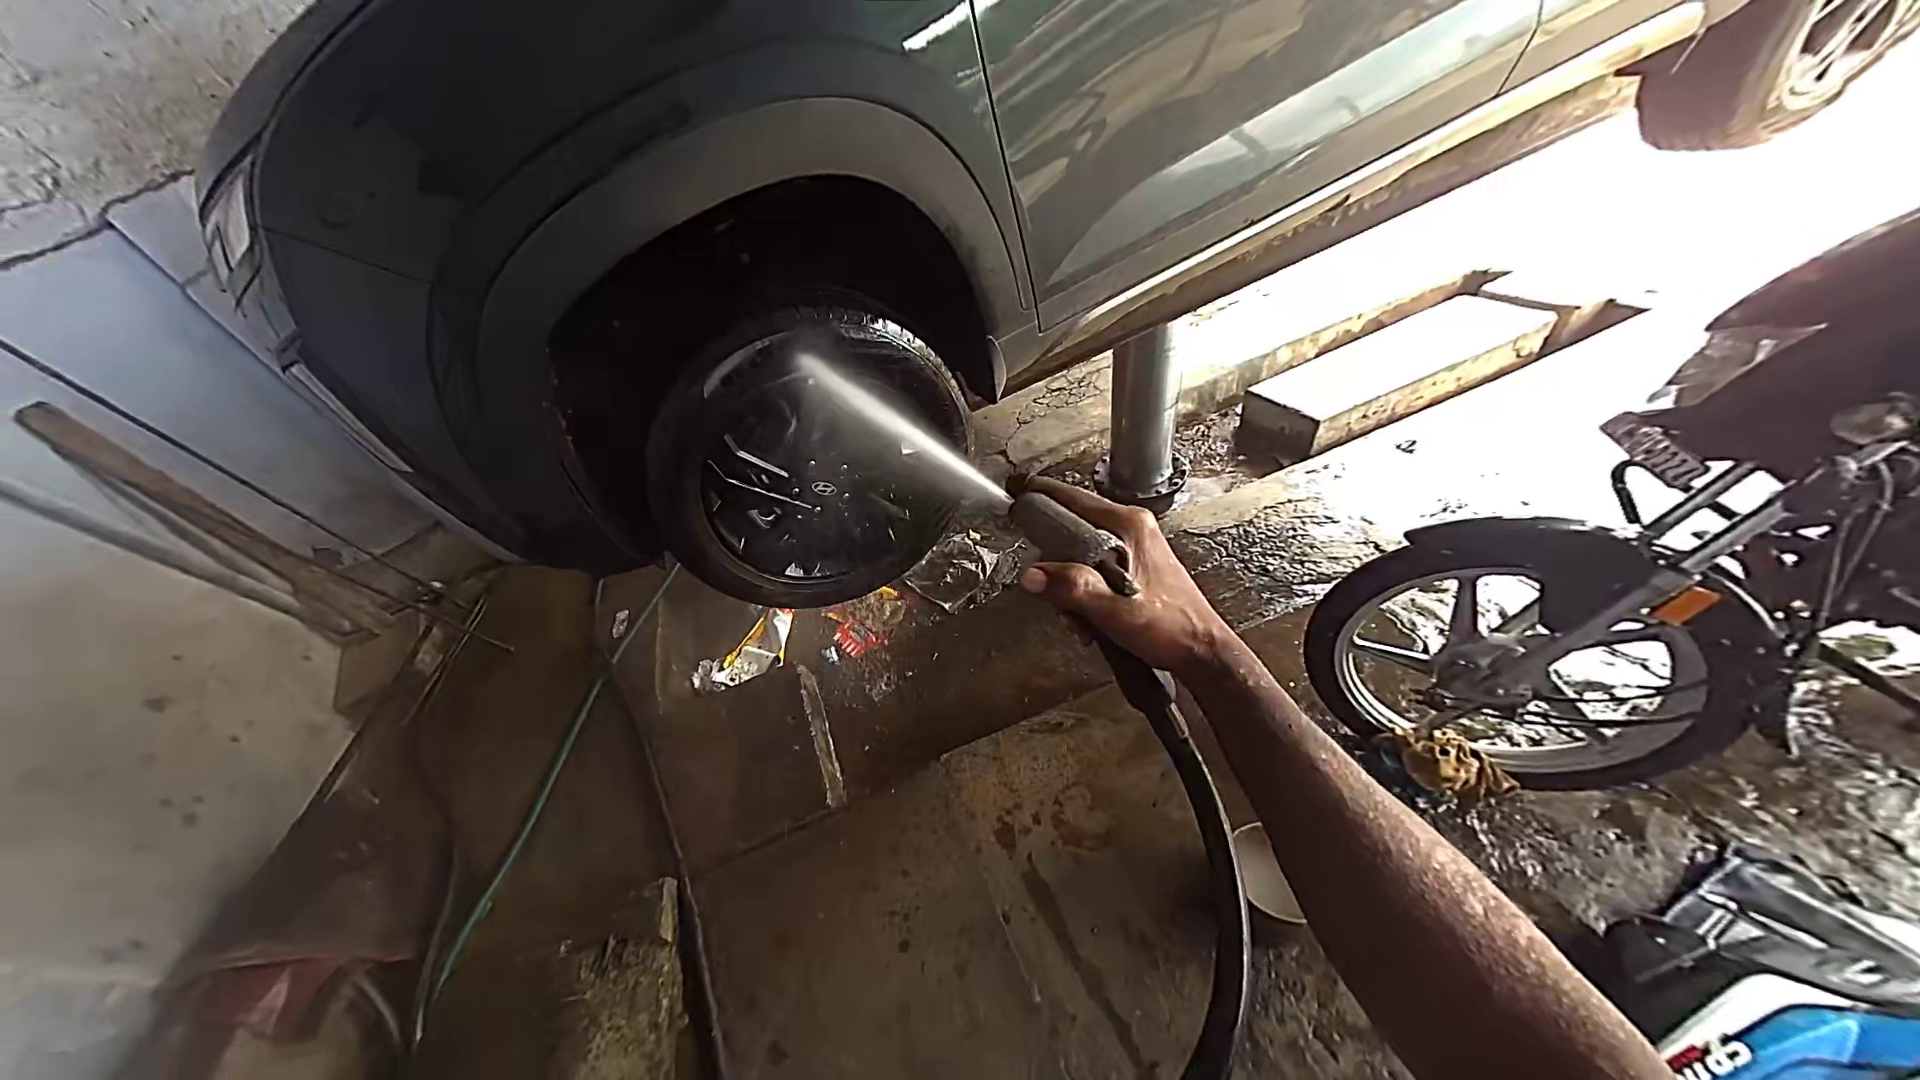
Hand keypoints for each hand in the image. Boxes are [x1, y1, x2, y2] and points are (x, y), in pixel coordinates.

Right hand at [1017, 483, 1234, 677]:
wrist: (1202, 652)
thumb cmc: (1171, 628)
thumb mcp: (1114, 609)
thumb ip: (1071, 589)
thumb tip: (1033, 575)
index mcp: (1128, 526)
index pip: (1073, 499)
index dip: (1041, 498)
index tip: (1016, 499)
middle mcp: (1130, 530)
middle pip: (1071, 533)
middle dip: (1056, 570)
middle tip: (1057, 599)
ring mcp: (1131, 548)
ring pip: (1078, 558)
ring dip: (1070, 591)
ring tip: (1080, 620)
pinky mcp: (1131, 568)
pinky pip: (1092, 573)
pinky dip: (1084, 598)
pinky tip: (1090, 623)